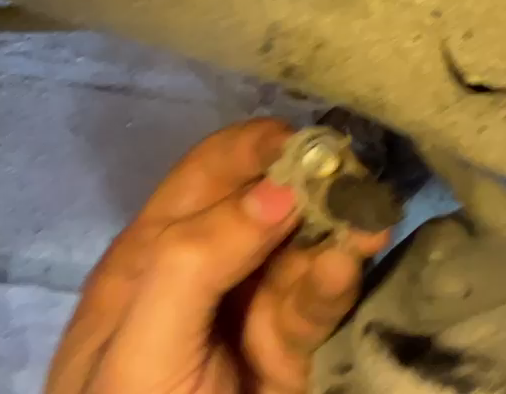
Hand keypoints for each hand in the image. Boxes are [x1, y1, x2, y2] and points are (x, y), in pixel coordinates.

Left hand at [47, 119, 389, 393]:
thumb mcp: (137, 357)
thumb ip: (196, 262)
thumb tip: (280, 186)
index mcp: (153, 255)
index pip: (213, 169)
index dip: (260, 148)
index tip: (306, 150)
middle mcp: (210, 267)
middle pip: (273, 198)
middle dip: (315, 185)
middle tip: (353, 182)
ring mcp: (257, 305)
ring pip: (309, 243)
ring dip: (339, 229)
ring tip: (368, 227)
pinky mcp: (297, 343)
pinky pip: (324, 295)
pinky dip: (340, 278)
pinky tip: (351, 267)